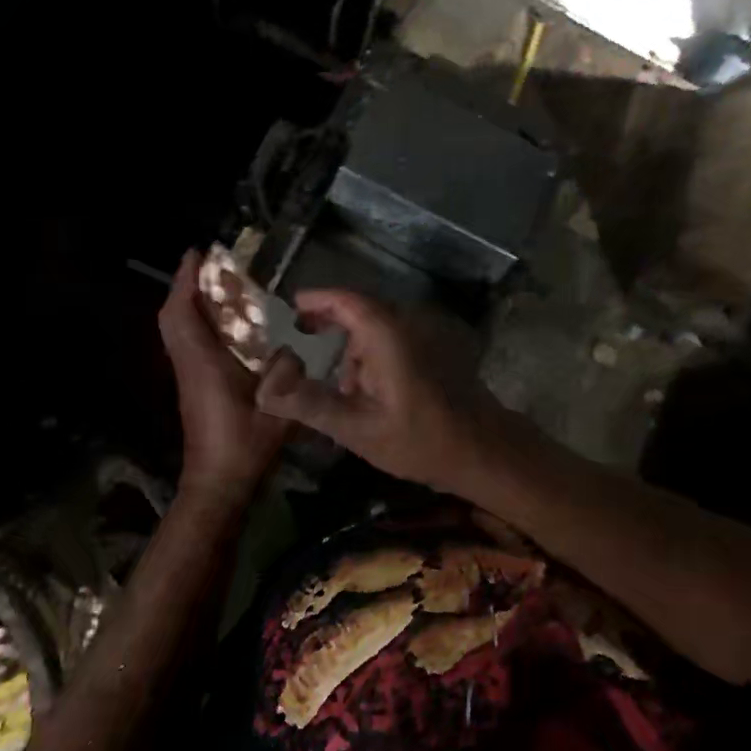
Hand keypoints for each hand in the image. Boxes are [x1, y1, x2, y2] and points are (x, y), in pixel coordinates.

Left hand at [158, 250, 288, 495]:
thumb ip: (287, 373)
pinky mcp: (191, 385)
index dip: (187, 280)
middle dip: (186, 286)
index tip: (197, 253)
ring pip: (176, 329)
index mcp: (202, 363)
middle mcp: (187, 363)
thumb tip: (289, 348)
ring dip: (189, 303)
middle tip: (210, 266)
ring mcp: (186, 375)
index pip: (183, 312)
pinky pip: (185, 341)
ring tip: (217, 287)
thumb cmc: (243, 445)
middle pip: (173, 316)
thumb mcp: (277, 406)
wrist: (216, 483)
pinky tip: (223, 324)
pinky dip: (196, 322)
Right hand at [256, 289, 514, 493]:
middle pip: (360, 310)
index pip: (345, 300)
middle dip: (329, 321)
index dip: (317, 299)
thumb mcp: (358, 429)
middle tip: (300, 337)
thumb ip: (311, 405)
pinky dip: (372, 355)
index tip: (290, 307)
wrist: (485, 451)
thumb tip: (265, 390)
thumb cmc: (420, 439)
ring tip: (333, 381)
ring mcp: (424, 335)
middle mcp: (406, 324)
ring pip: (377, 328)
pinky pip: (393, 340)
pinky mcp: (434, 349)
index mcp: (387, 334)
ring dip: (352, 346)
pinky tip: (365, 391)